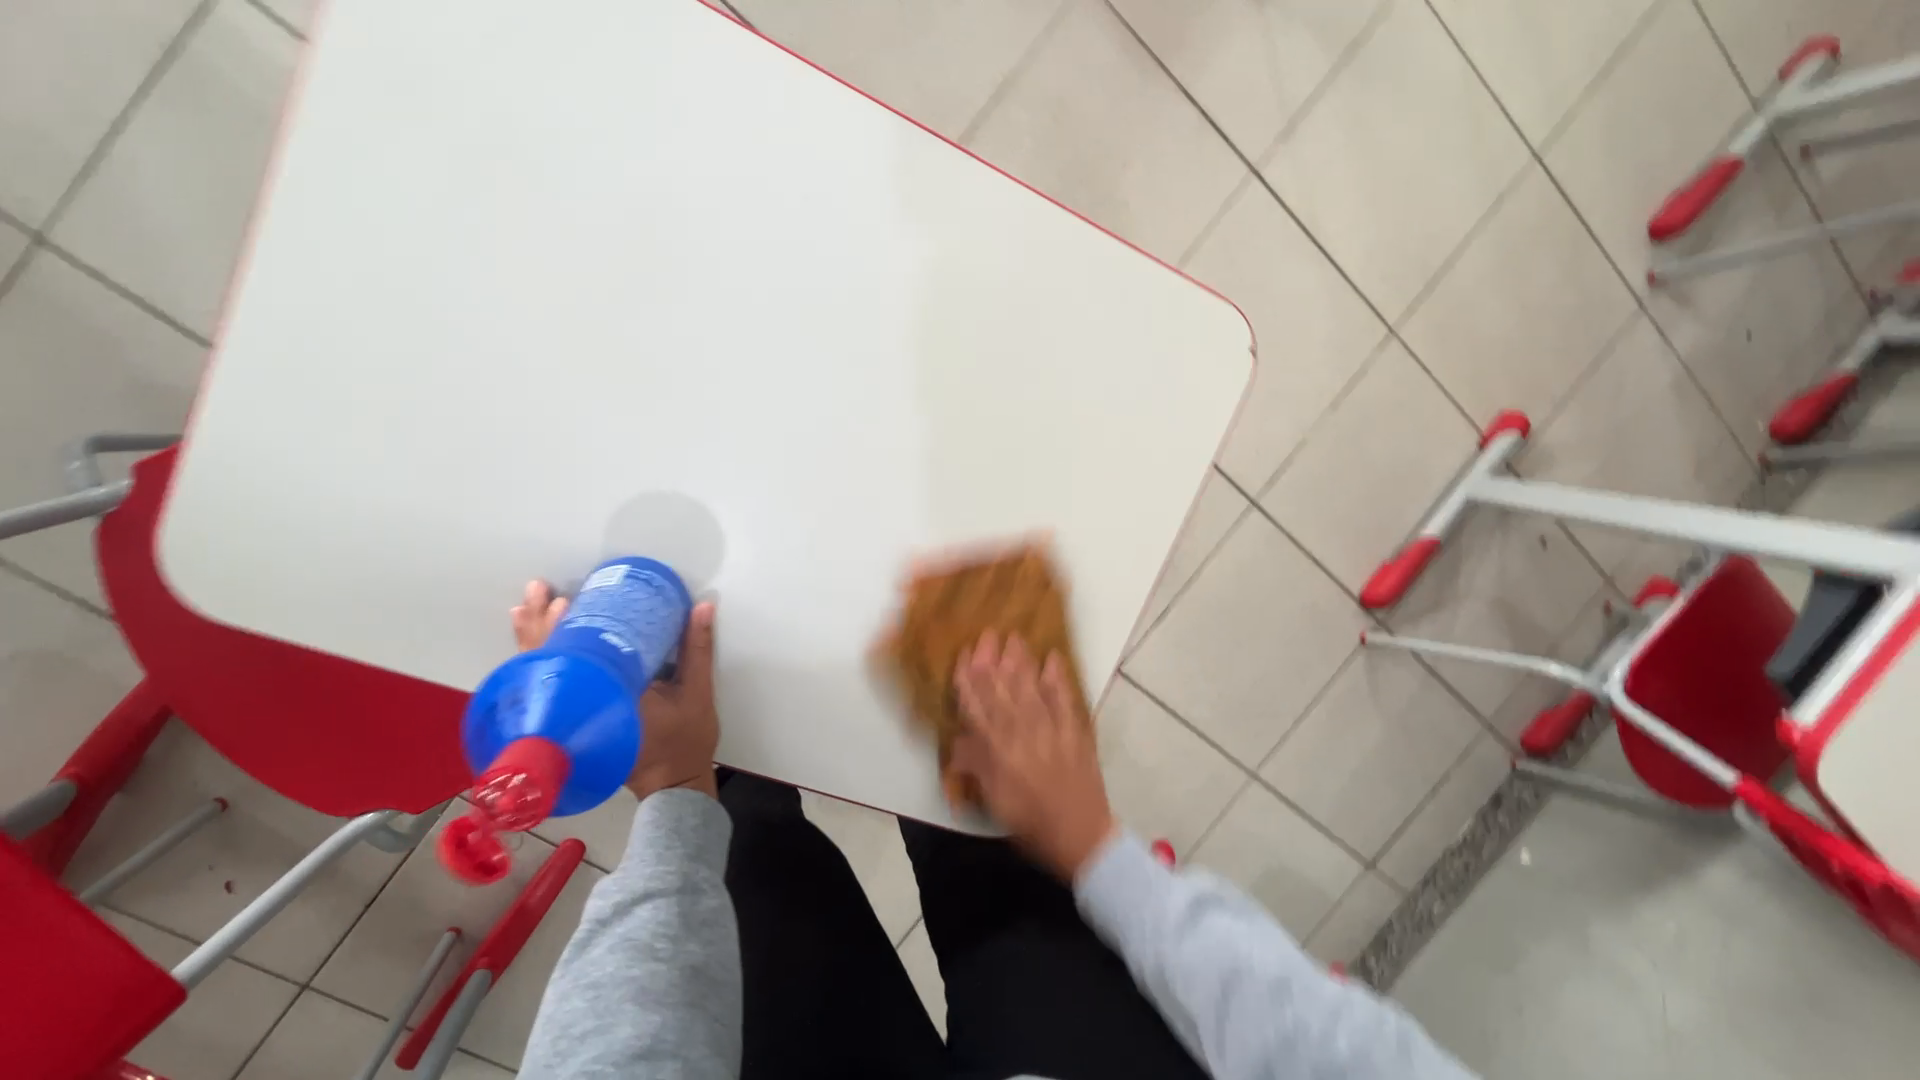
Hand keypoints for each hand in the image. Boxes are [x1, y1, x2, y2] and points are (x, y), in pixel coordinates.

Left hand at [513, 582, 720, 800]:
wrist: (673, 785)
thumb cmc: (685, 742)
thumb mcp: (698, 694)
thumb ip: (697, 650)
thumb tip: (701, 606)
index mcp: (609, 694)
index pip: (574, 655)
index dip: (561, 626)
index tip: (560, 600)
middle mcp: (582, 705)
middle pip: (549, 659)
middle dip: (540, 623)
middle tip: (537, 590)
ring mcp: (575, 715)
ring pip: (543, 672)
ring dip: (533, 639)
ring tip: (525, 606)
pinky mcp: (577, 719)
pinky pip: (550, 687)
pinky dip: (540, 662)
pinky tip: (535, 644)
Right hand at [948, 630, 1115, 880]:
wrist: (1081, 837)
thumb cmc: (1031, 823)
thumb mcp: (995, 800)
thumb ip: (976, 767)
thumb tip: (956, 740)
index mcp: (999, 751)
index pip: (977, 708)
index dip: (969, 680)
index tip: (963, 654)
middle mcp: (1022, 734)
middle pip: (1003, 691)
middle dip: (993, 661)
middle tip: (987, 633)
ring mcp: (1052, 730)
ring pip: (1031, 689)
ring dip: (1021, 663)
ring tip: (1013, 638)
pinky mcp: (1076, 733)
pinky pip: (1066, 700)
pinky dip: (1059, 679)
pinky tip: (1052, 659)